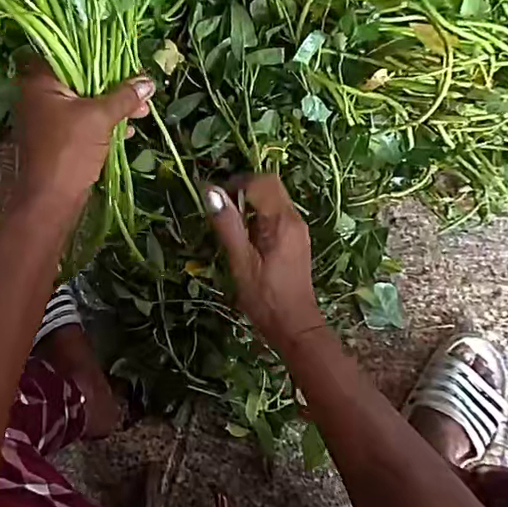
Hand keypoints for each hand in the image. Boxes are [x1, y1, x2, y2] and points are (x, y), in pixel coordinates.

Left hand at [12, 60, 153, 208]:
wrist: (50, 199)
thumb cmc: (69, 151)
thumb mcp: (100, 118)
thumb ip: (124, 97)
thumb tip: (148, 82)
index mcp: (41, 81)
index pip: (70, 53)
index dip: (99, 54)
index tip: (125, 60)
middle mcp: (39, 95)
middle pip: (80, 78)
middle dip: (113, 85)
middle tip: (139, 89)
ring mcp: (47, 118)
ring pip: (85, 102)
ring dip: (112, 106)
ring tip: (140, 111)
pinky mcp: (57, 138)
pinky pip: (83, 122)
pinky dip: (103, 123)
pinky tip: (126, 130)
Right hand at [204, 174, 327, 346]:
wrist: (295, 325)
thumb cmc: (265, 297)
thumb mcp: (240, 261)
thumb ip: (227, 224)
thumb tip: (210, 191)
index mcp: (282, 221)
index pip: (261, 181)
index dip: (236, 182)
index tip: (216, 198)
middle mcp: (294, 218)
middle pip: (269, 185)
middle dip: (243, 189)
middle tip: (221, 210)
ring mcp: (297, 228)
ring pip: (273, 198)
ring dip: (250, 202)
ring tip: (230, 225)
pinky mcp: (295, 238)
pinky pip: (276, 213)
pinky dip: (258, 215)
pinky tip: (245, 237)